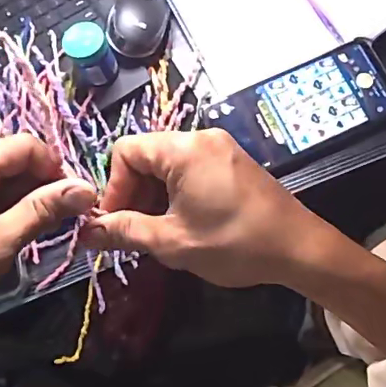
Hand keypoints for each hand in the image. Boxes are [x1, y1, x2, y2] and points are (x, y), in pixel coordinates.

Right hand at [83, 130, 344, 287]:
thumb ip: (125, 232)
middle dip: (133, 194)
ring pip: (168, 166)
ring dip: (155, 197)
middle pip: (146, 156)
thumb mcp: (173, 242)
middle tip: (134, 233)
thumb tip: (86, 233)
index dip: (112, 187)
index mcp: (184, 149)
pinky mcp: (233, 163)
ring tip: (160, 233)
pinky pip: (191, 170)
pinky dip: (178, 194)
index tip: (114, 222)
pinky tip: (184, 224)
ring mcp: (221, 148)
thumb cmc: (235, 243)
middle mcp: (202, 138)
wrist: (300, 248)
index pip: (125, 151)